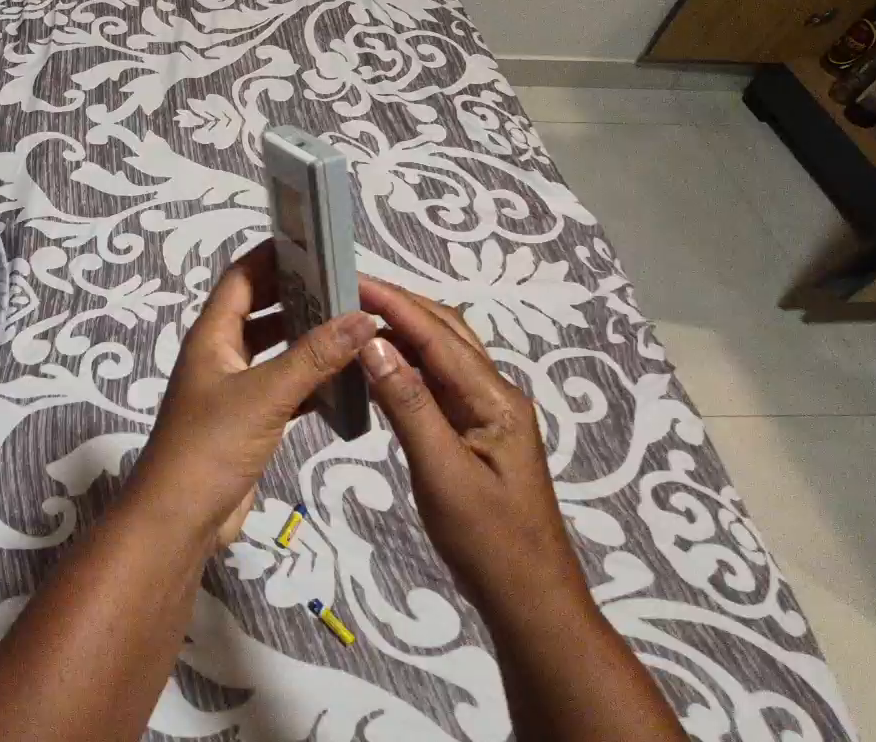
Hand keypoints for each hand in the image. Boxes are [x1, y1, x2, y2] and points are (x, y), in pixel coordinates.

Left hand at [129, 241, 377, 552]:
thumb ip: (313, 357)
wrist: (181, 519)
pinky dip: (309, 380)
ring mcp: (233, 389)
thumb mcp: (265, 395)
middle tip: (347, 285)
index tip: (315, 244)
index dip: (273, 256)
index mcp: (212, 335)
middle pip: (260, 310)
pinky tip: (343, 380)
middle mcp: (220, 354)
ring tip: (353, 326)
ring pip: (274, 350)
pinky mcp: (247, 421)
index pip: (242, 278)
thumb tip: (361, 317)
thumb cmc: (211, 445)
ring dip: (306, 339)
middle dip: (298, 295)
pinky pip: (282, 387)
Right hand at [357, 278, 594, 623]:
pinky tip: (377, 364)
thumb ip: (409, 404)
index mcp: (494, 398)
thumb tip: (373, 342)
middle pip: (445, 331)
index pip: (437, 335)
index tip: (351, 279)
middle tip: (347, 290)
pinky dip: (405, 362)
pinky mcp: (472, 428)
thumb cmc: (488, 539)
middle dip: (399, 304)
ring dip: (402, 329)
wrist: (527, 596)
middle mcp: (494, 393)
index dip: (394, 303)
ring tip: (354, 317)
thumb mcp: (443, 472)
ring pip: (441, 353)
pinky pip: (436, 381)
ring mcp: (485, 410)